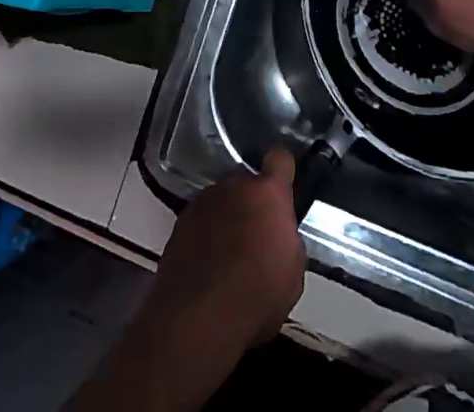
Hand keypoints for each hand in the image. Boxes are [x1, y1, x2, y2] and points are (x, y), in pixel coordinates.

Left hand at [144, 147, 305, 349]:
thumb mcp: (294, 270)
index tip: (284, 181)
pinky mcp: (180, 221)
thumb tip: (277, 233)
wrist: (200, 312)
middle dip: (253, 202)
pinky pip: (202, 219)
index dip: (283, 168)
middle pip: (246, 184)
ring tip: (232, 253)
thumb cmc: (259, 292)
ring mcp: (202, 202)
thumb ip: (287, 238)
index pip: (279, 160)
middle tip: (259, 234)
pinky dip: (208, 232)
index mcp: (267, 194)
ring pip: (222, 201)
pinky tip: (211, 261)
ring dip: (228, 216)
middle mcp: (232, 187)